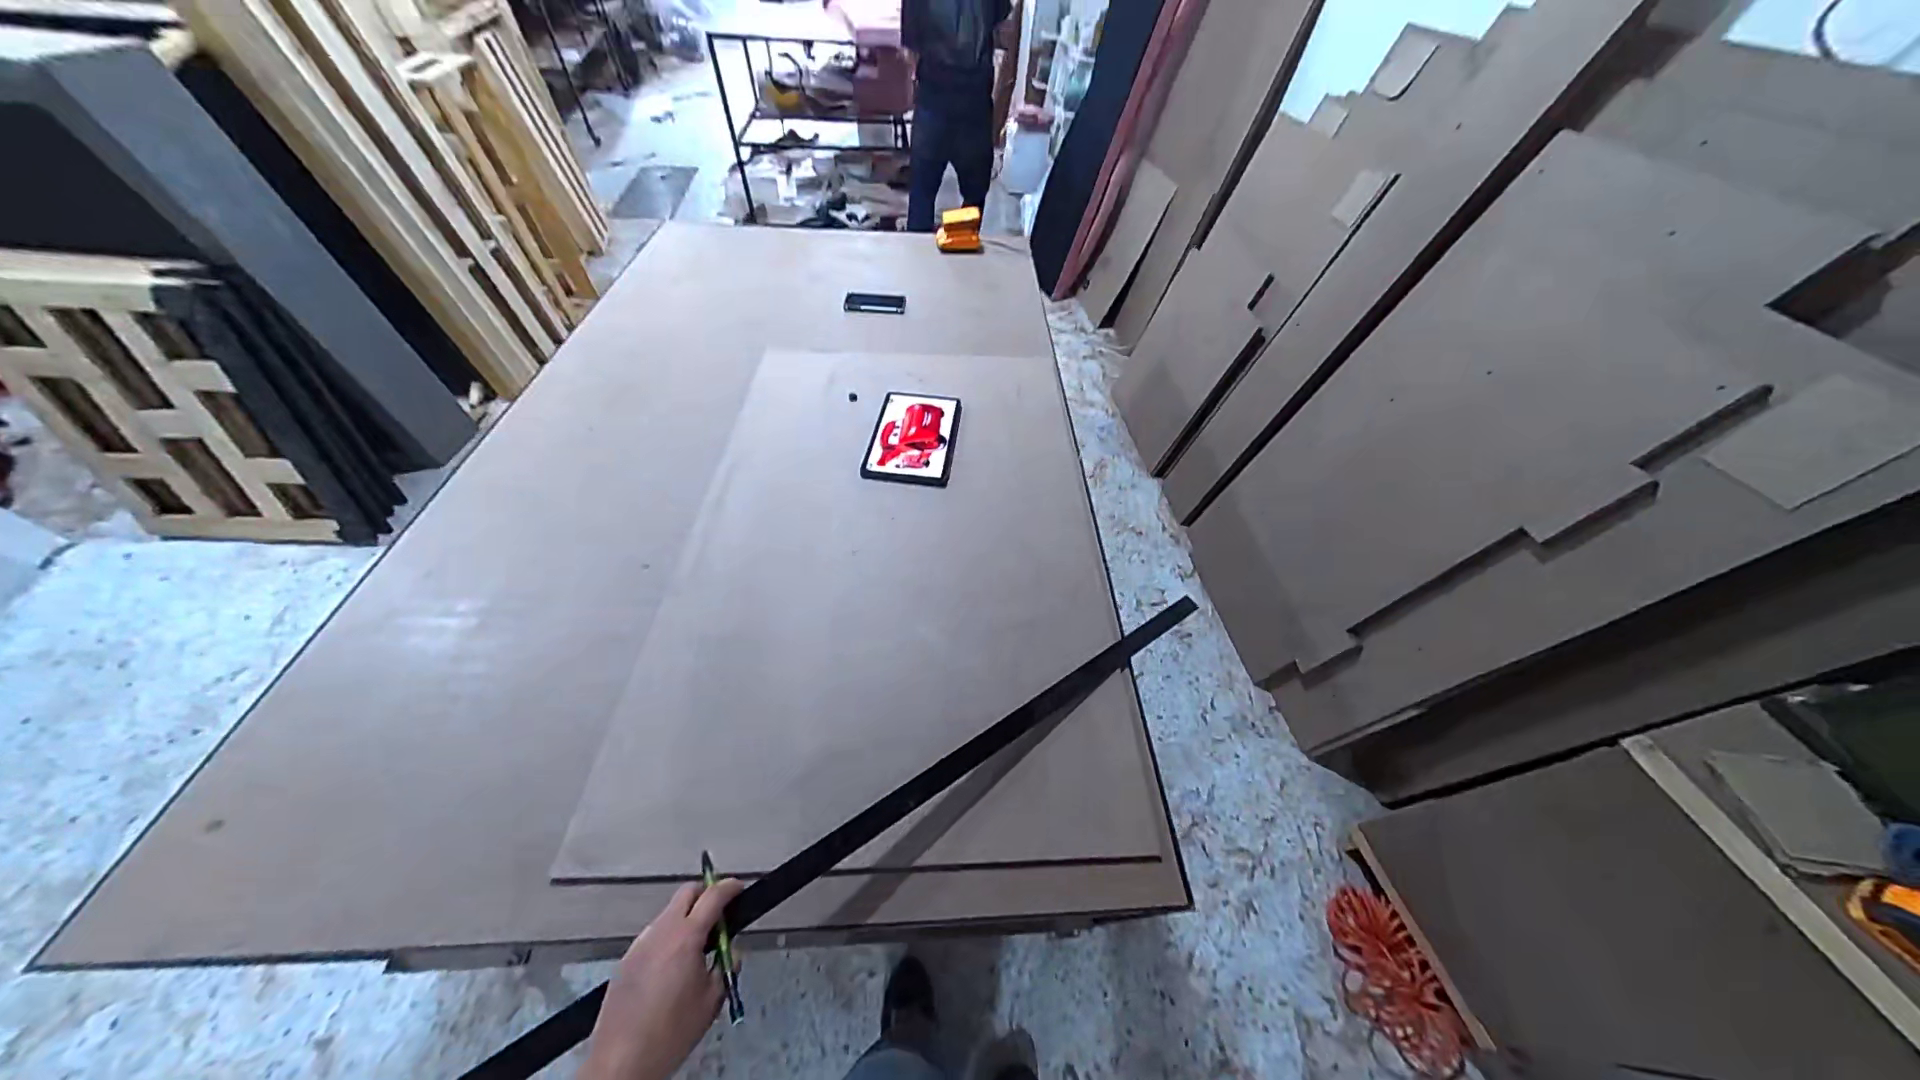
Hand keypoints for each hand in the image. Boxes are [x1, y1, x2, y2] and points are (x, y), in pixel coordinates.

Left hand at [580, 877, 745, 1079]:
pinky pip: (653, 936)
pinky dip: (668, 937)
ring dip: (686, 918)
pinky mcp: (625, 961)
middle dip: (706, 894)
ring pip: (668, 914)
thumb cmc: (672, 1033)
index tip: (739, 889)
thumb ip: (725, 966)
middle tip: (719, 915)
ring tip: (695, 948)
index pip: (712, 896)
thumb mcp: (712, 1000)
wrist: (620, 1064)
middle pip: (686, 893)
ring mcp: (639, 945)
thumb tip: (730, 952)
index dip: (730, 887)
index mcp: (686, 938)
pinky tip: (671, 967)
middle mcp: (661, 933)